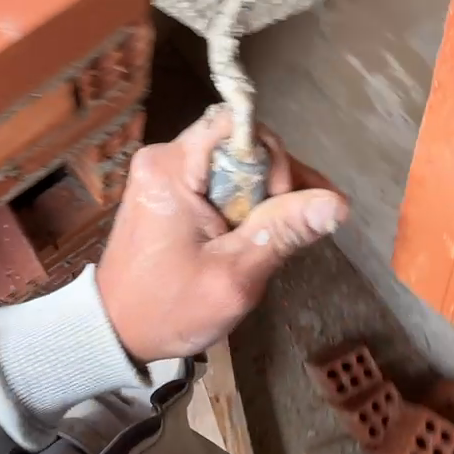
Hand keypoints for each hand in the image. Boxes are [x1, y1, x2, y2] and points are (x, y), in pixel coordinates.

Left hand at [97, 107, 348, 361]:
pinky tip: (271, 228)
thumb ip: (283, 231)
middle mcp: (164, 157)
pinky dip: (245, 201)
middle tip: (299, 223)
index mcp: (171, 167)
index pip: (234, 124)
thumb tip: (339, 203)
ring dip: (265, 193)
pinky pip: (218, 181)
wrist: (115, 330)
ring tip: (297, 230)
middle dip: (275, 179)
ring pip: (233, 163)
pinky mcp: (169, 190)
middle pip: (238, 144)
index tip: (283, 198)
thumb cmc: (169, 308)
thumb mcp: (234, 276)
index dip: (269, 153)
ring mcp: (164, 173)